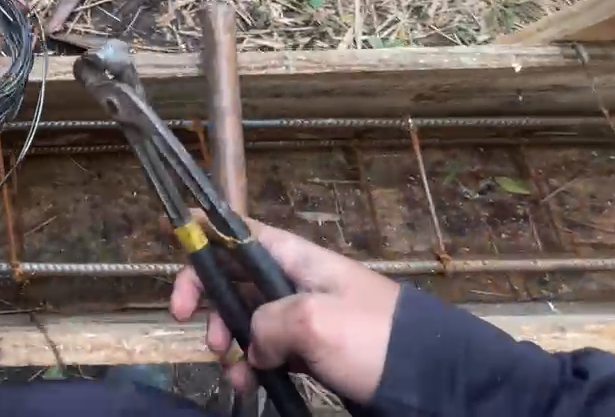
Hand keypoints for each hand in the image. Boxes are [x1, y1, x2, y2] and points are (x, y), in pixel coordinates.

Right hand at [169, 220, 400, 402]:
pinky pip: (267, 349)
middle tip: (191, 326)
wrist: (439, 383)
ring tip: (227, 367)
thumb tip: (251, 344)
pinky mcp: (313, 349)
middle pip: (231, 274)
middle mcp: (290, 277)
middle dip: (206, 297)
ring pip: (245, 316)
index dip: (203, 234)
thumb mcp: (313, 321)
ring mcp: (301, 314)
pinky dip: (250, 363)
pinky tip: (247, 384)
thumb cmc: (372, 337)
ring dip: (226, 337)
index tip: (175, 253)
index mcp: (290, 255)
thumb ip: (266, 322)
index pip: (235, 229)